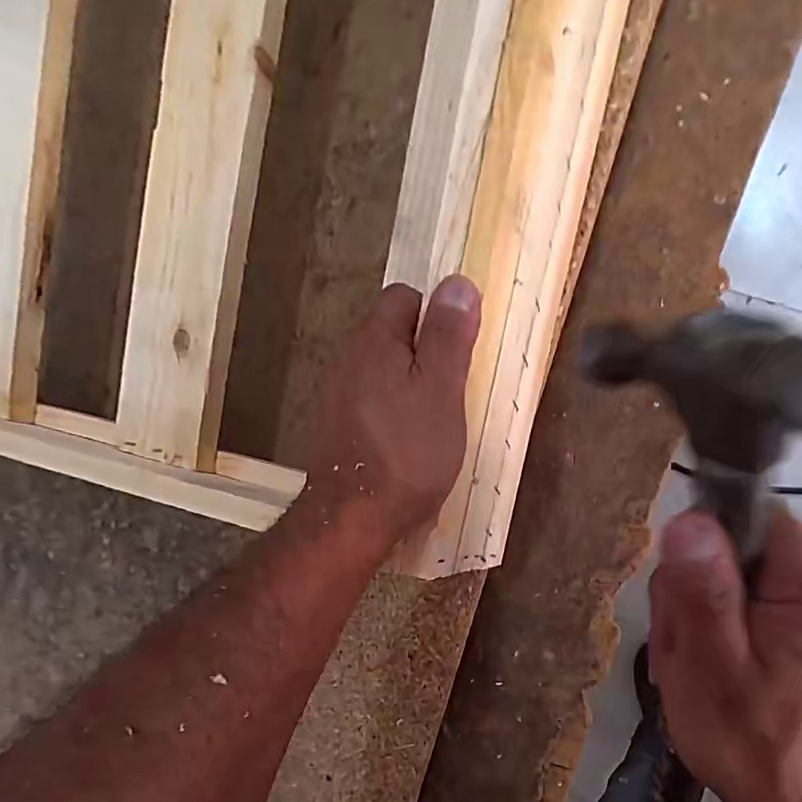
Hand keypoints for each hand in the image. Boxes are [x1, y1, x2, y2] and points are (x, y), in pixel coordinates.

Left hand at [306, 277, 480, 543]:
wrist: (355, 518)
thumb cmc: (408, 453)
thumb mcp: (441, 392)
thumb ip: (449, 337)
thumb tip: (458, 284)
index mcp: (375, 341)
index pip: (405, 297)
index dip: (437, 314)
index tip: (461, 350)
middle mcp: (350, 360)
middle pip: (394, 334)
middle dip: (427, 352)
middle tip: (457, 388)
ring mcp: (341, 396)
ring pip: (385, 371)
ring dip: (413, 385)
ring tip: (439, 419)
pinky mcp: (341, 429)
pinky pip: (376, 403)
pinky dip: (398, 412)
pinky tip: (413, 442)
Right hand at [647, 508, 801, 801]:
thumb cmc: (744, 738)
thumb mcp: (710, 661)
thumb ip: (702, 590)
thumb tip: (689, 520)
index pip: (761, 518)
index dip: (712, 536)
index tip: (681, 582)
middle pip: (741, 553)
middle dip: (695, 588)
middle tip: (679, 642)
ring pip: (734, 585)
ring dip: (697, 616)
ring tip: (686, 664)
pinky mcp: (794, 645)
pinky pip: (743, 616)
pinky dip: (713, 636)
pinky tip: (702, 670)